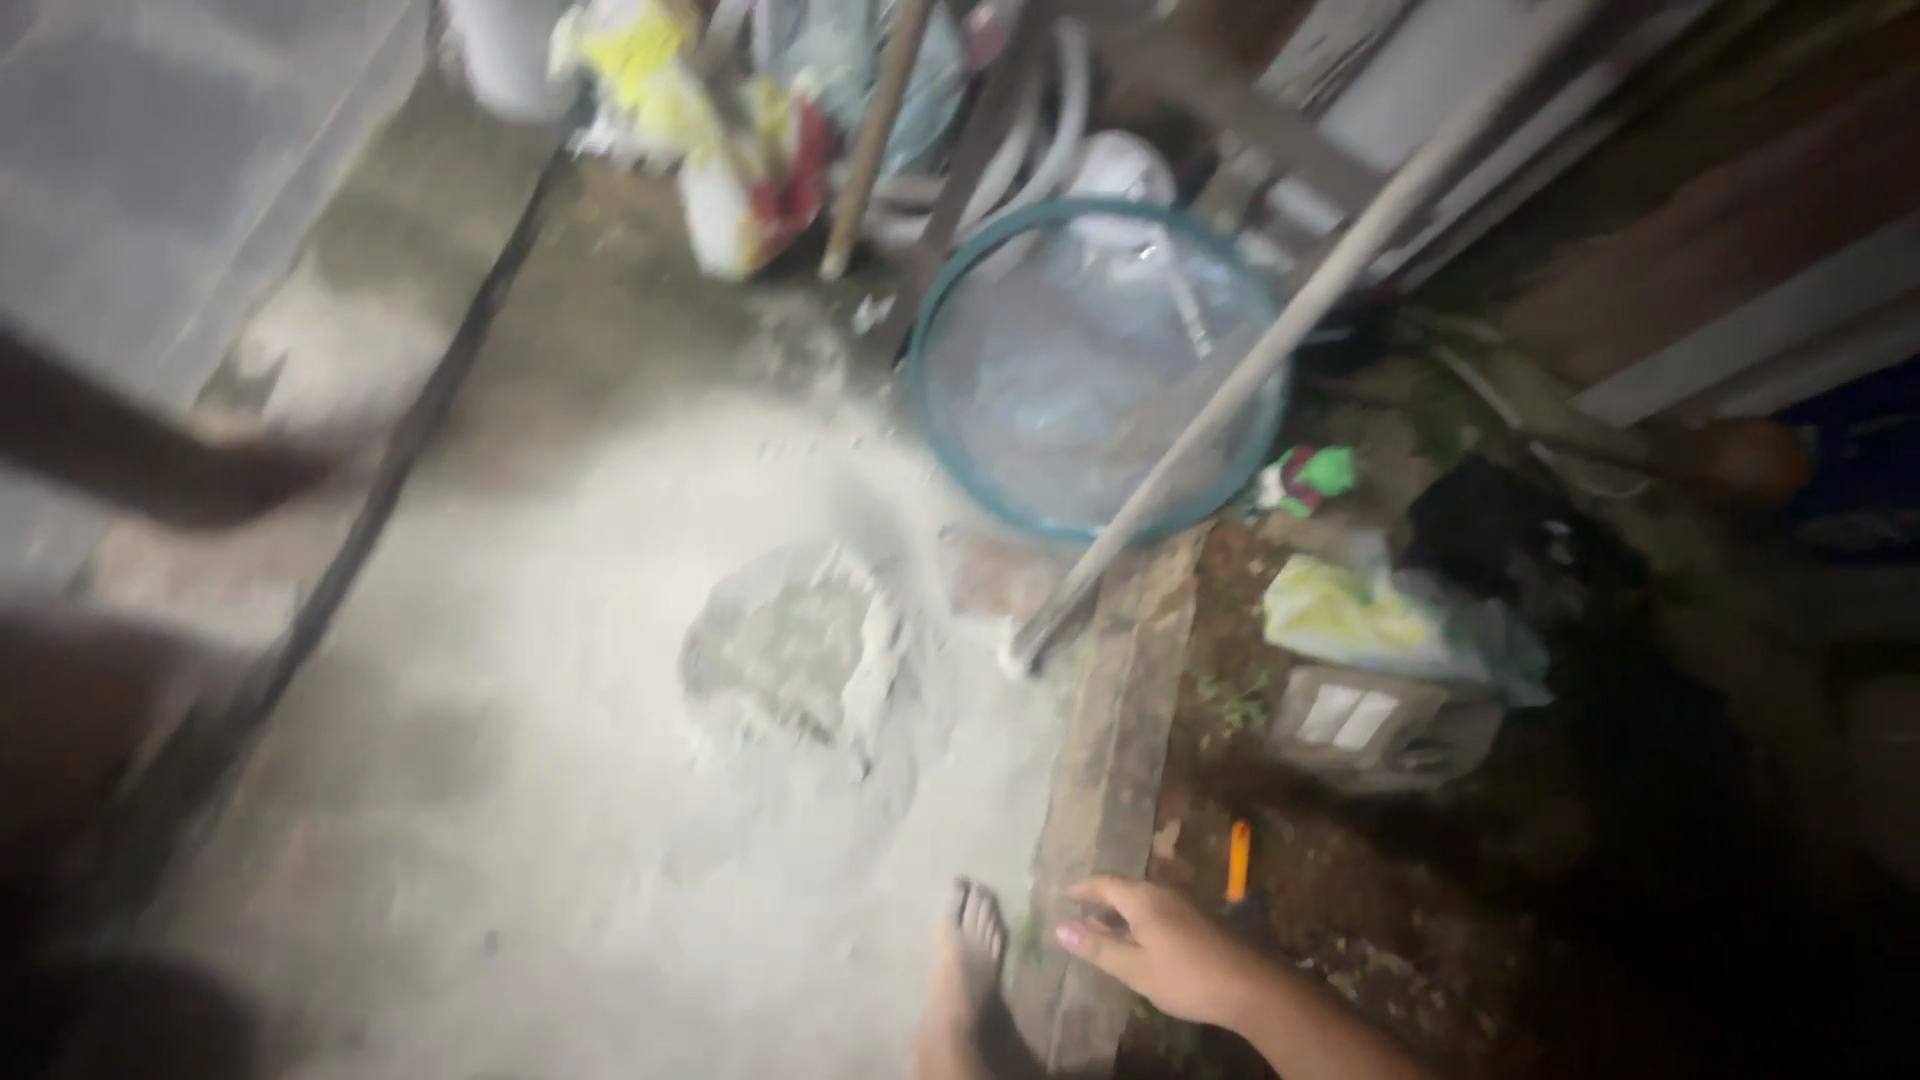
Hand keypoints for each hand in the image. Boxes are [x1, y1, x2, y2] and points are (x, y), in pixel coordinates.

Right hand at [1054, 876, 1271, 1029]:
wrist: (1250, 985)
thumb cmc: (1186, 976)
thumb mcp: (1135, 968)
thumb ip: (1098, 948)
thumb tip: (1060, 928)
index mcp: (1142, 898)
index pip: (1104, 883)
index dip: (1083, 889)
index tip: (1066, 895)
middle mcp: (1162, 891)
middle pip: (1125, 888)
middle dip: (1102, 901)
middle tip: (1082, 916)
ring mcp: (1184, 903)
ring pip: (1144, 899)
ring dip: (1122, 911)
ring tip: (1108, 930)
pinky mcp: (1200, 918)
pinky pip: (1159, 908)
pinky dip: (1141, 918)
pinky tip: (1143, 941)